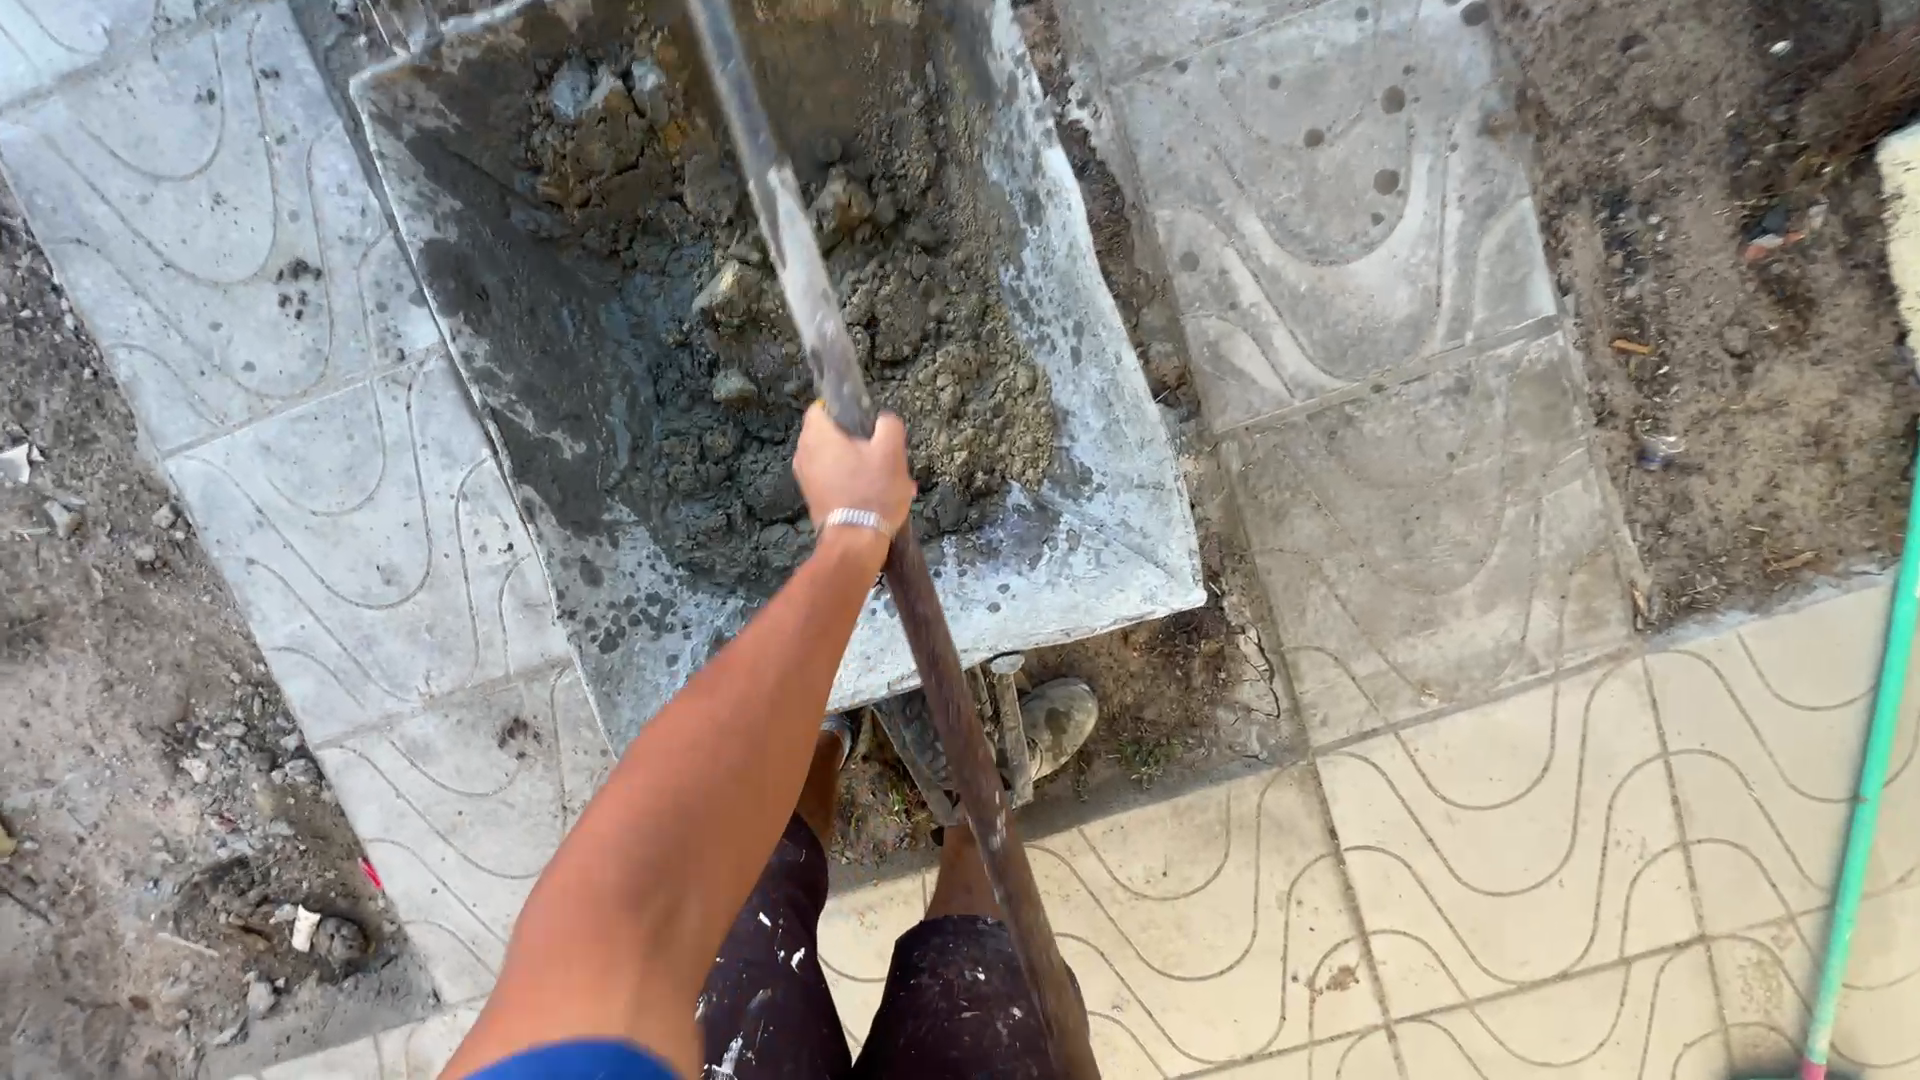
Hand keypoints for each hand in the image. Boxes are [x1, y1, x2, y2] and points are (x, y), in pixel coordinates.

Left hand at [792, 403, 915, 542]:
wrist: (854, 542)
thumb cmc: (872, 491)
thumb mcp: (891, 451)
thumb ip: (888, 425)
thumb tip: (883, 421)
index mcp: (817, 434)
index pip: (822, 407)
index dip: (845, 410)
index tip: (866, 424)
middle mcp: (803, 453)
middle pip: (831, 435)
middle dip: (857, 442)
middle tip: (883, 455)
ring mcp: (805, 478)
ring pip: (835, 459)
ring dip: (859, 465)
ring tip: (887, 481)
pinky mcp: (812, 498)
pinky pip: (833, 480)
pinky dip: (851, 483)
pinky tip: (875, 497)